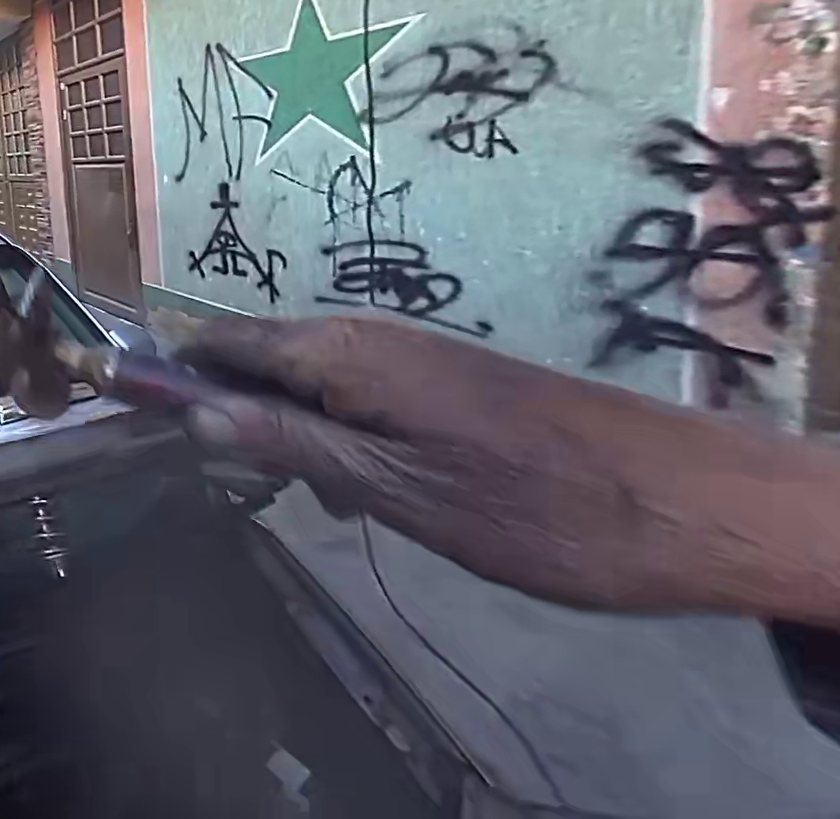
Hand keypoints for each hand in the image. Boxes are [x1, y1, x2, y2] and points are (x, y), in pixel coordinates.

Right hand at [181, 313, 839, 644]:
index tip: (141, 405)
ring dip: (283, 426)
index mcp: (339, 355)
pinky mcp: (428, 370)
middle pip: (255, 356)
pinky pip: (344, 387)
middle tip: (246, 478)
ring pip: (299, 376)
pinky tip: (359, 480)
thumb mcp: (391, 488)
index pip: (222, 342)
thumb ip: (286, 442)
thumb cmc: (531, 506)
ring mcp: (397, 348)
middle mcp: (359, 334)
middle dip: (232, 409)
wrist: (698, 500)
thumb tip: (196, 413)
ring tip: (318, 495)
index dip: (174, 369)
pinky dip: (327, 427)